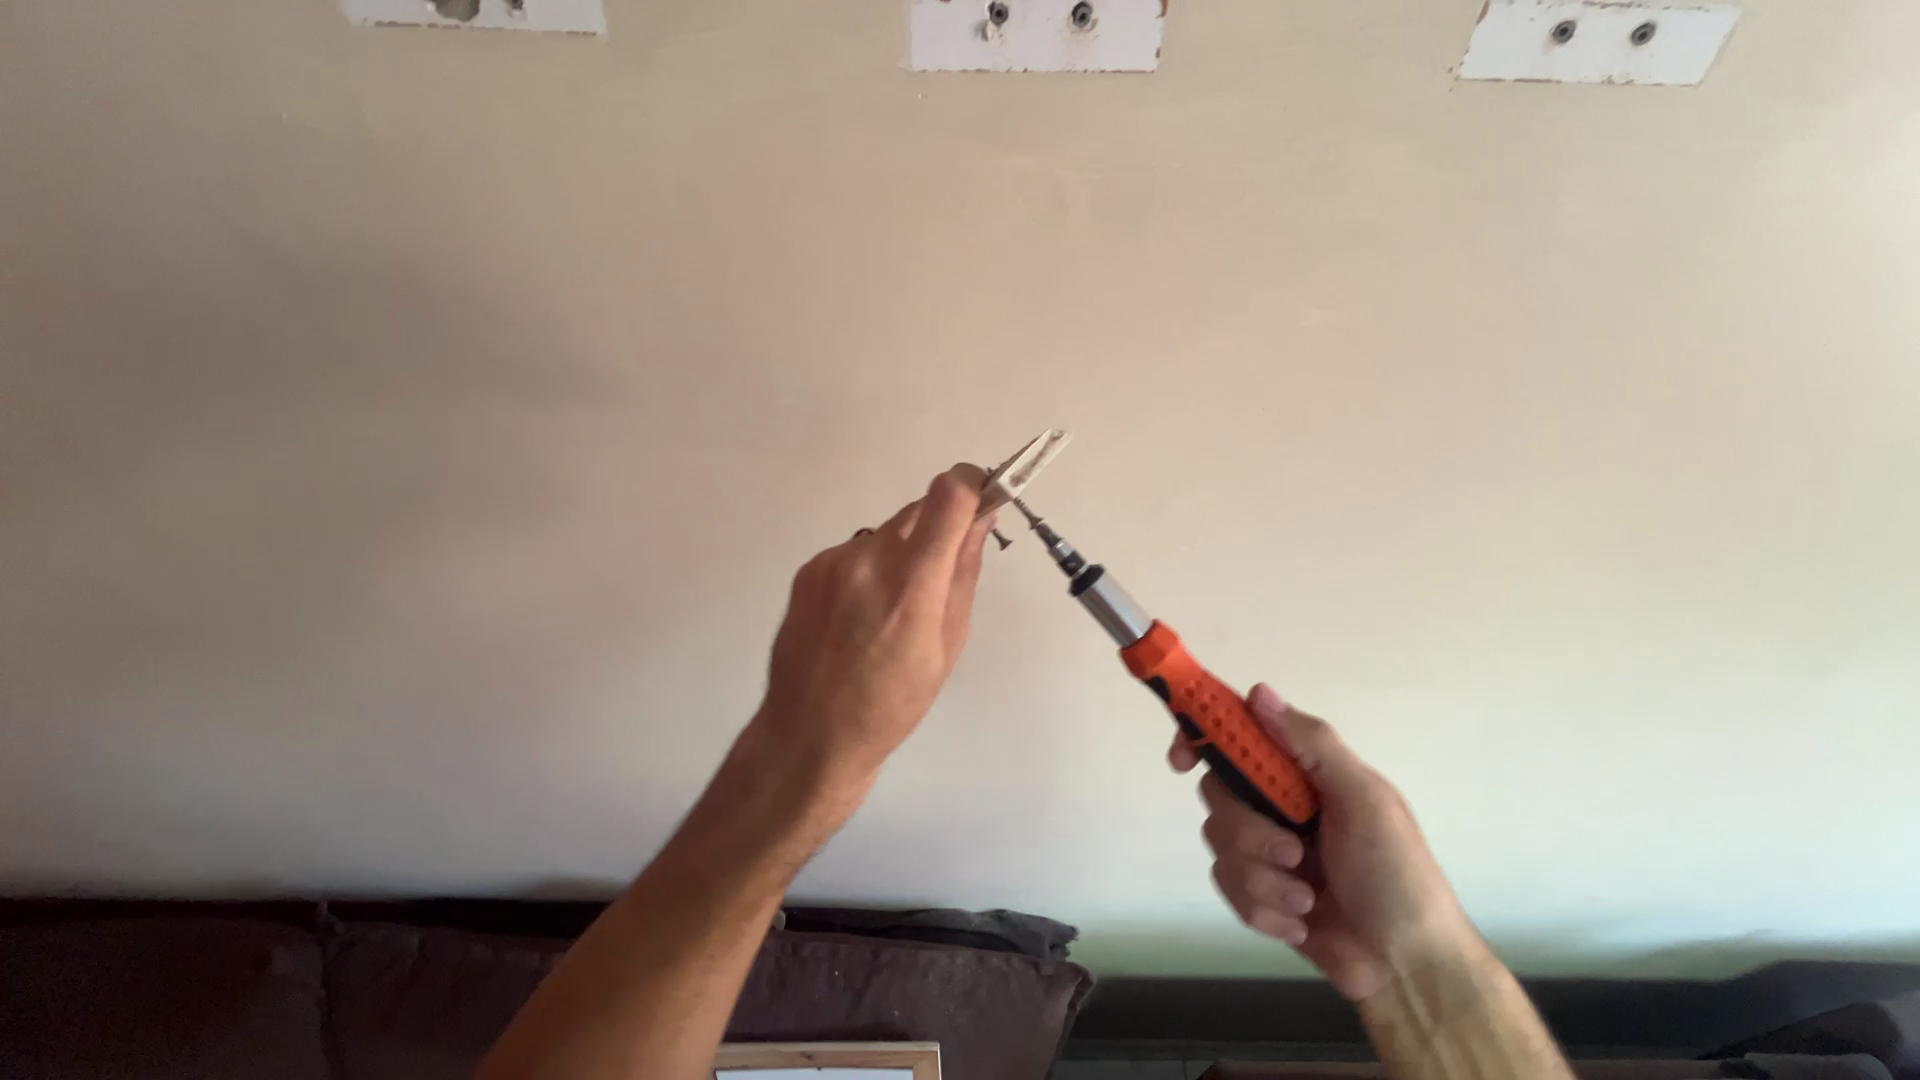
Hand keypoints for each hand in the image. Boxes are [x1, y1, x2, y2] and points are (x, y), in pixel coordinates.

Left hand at [749, 464, 994, 789]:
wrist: (810, 733)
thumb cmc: (893, 703)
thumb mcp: (948, 645)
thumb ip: (963, 573)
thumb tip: (981, 520)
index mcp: (912, 582)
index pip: (948, 494)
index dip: (972, 485)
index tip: (983, 500)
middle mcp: (869, 559)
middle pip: (919, 509)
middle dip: (939, 530)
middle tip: (939, 577)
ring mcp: (833, 561)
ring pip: (886, 533)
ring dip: (901, 553)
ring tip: (890, 612)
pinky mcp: (809, 569)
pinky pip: (856, 552)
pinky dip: (869, 570)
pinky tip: (859, 616)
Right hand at [1172, 685, 1476, 1000]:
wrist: (1405, 966)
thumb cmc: (1397, 875)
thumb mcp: (1365, 800)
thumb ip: (1313, 745)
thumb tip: (1258, 692)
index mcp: (1301, 773)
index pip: (1237, 736)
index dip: (1200, 735)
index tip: (1182, 758)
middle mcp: (1276, 804)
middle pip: (1217, 793)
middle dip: (1248, 830)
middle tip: (1292, 851)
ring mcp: (1264, 849)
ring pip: (1219, 843)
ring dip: (1263, 877)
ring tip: (1307, 898)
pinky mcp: (1257, 892)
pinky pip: (1228, 888)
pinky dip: (1264, 908)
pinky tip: (1300, 921)